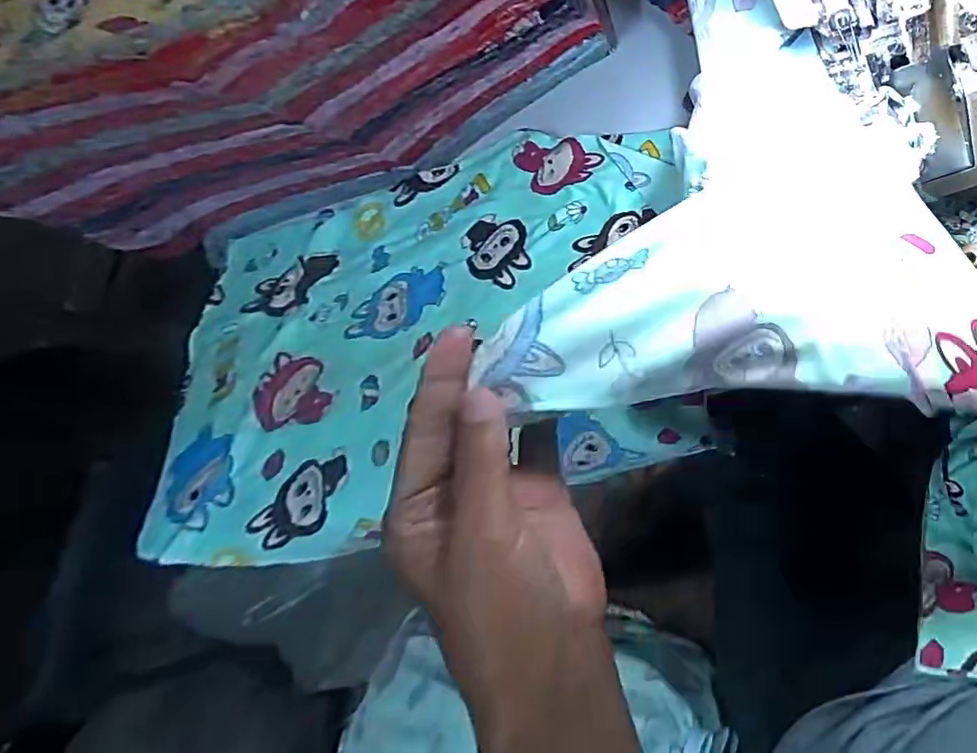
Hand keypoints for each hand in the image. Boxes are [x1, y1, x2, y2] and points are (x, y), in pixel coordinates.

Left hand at [385, 326, 634, 750]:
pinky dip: (546, 413)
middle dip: (473, 379)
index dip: (440, 382)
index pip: (425, 432)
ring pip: (500, 429)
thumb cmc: (498, 602)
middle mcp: (455, 490)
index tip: (458, 335)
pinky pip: (538, 443)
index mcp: (419, 506)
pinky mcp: (539, 490)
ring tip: (526, 343)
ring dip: (512, 391)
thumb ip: (481, 461)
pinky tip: (557, 381)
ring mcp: (500, 489)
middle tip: (494, 327)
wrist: (555, 647)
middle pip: (460, 424)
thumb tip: (480, 392)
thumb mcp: (481, 532)